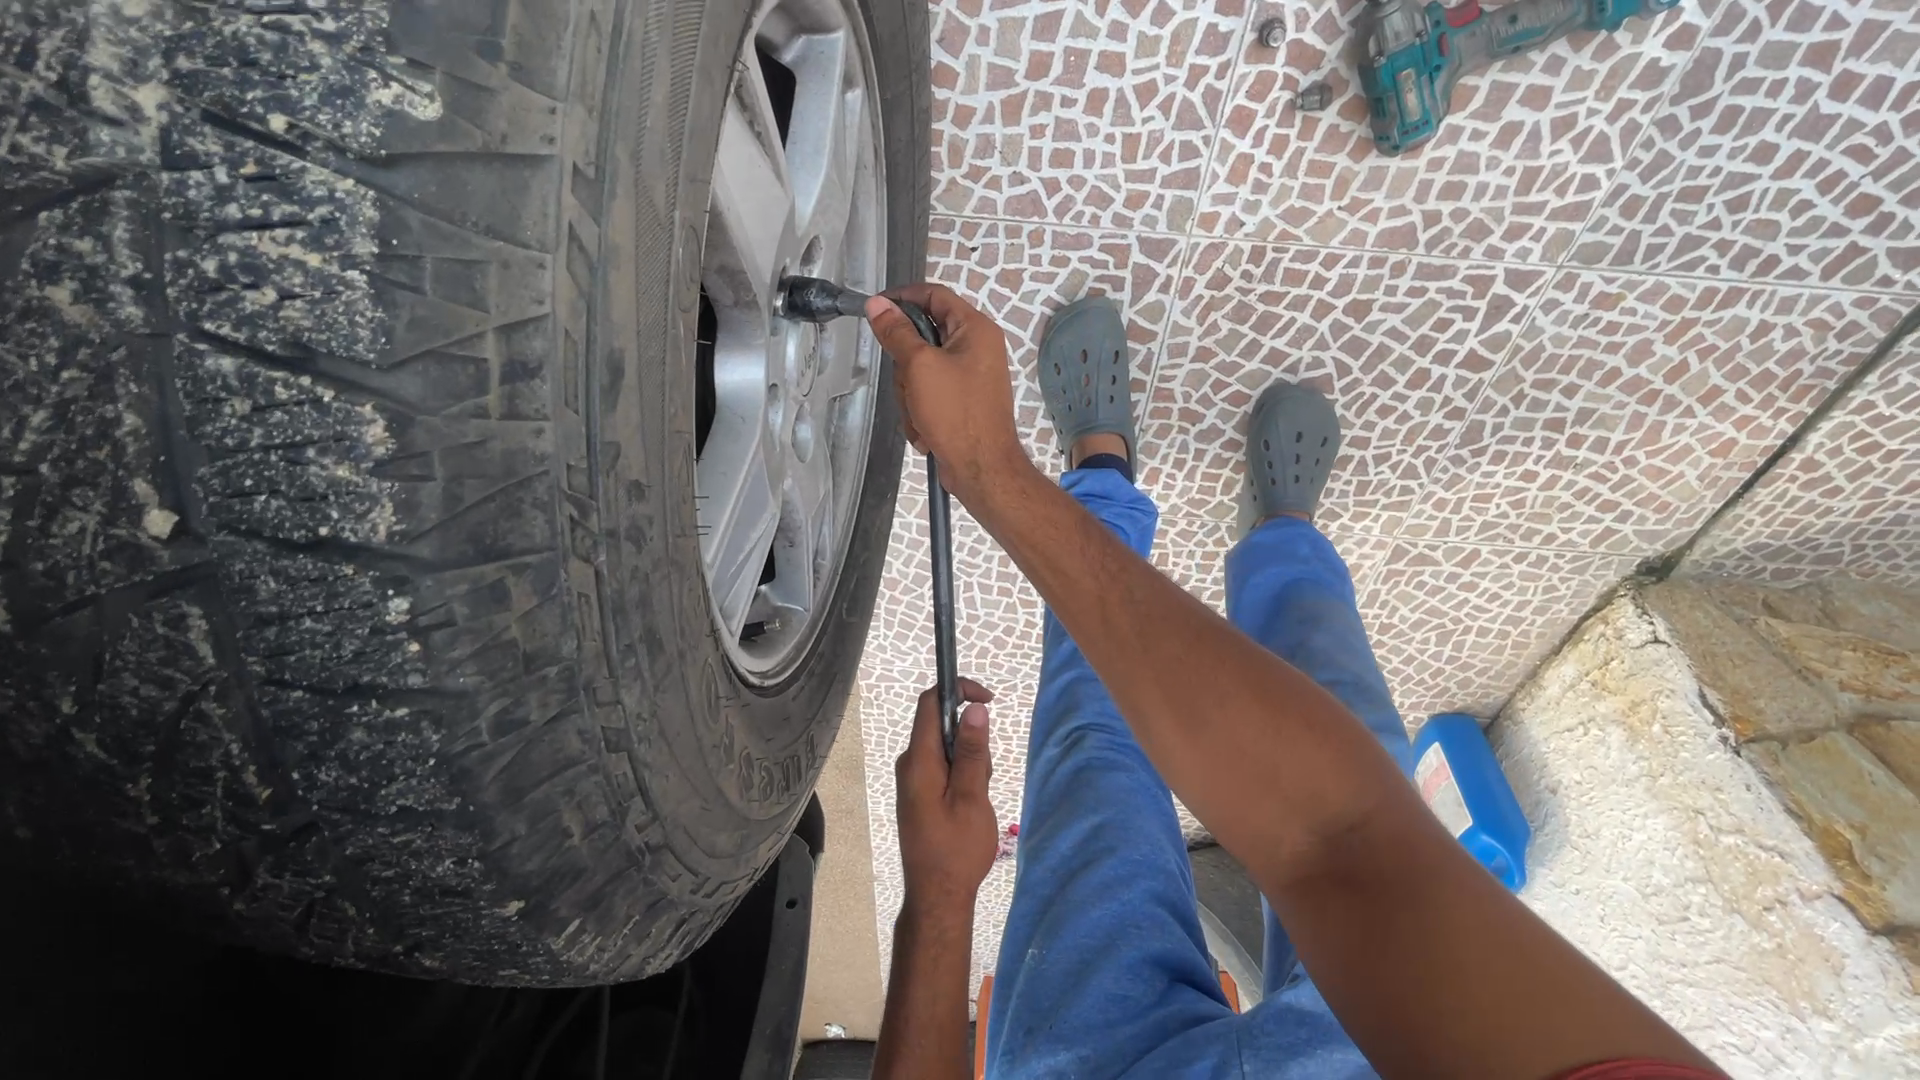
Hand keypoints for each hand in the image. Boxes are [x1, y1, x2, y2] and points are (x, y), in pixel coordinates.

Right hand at [866, 284, 1031, 503]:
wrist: (981, 468)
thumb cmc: (955, 413)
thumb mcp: (920, 366)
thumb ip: (896, 332)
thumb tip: (877, 304)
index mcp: (975, 329)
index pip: (935, 295)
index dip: (903, 297)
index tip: (875, 310)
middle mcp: (977, 348)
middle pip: (923, 337)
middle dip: (906, 365)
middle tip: (909, 384)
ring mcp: (969, 377)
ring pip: (920, 370)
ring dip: (911, 395)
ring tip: (919, 415)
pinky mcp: (961, 402)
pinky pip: (929, 394)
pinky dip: (920, 411)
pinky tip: (926, 431)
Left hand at [895, 678, 998, 910]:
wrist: (937, 897)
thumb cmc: (957, 850)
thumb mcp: (972, 797)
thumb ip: (973, 752)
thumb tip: (974, 708)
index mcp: (918, 761)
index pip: (930, 703)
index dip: (958, 690)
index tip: (988, 700)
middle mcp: (910, 764)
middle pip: (941, 725)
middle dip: (971, 738)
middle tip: (985, 776)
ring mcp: (913, 779)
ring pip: (946, 748)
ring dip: (970, 761)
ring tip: (978, 798)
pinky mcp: (920, 793)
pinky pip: (944, 767)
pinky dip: (963, 776)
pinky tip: (971, 806)